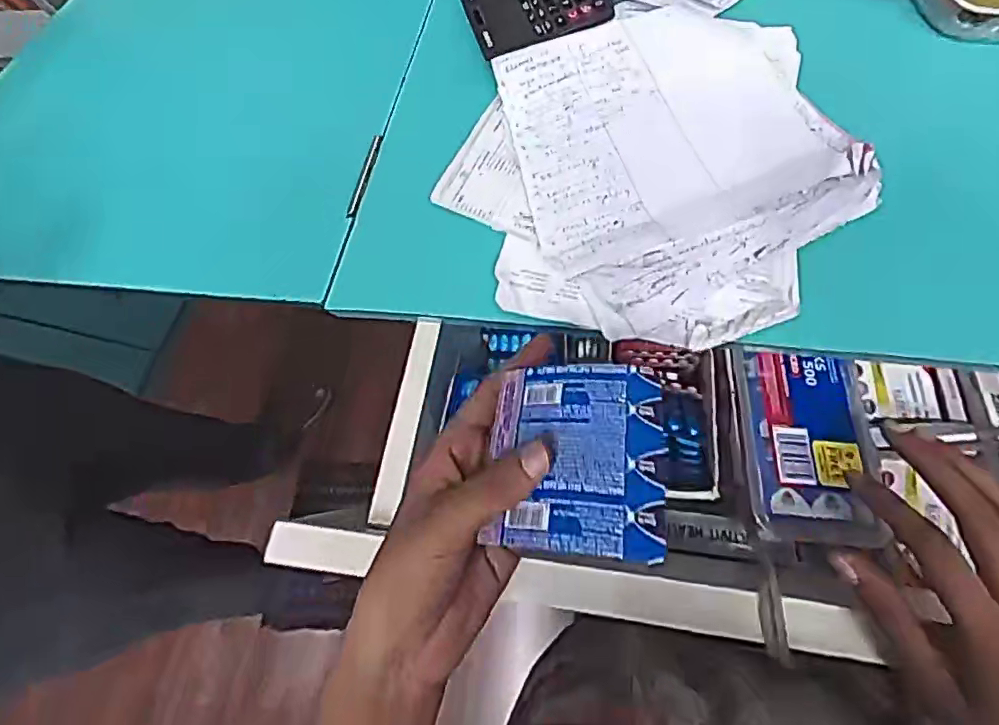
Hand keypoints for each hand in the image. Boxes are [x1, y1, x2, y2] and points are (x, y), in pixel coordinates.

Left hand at [319, 336, 554, 724]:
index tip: (544, 352)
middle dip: (551, 414)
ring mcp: (497, 505)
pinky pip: (547, 510)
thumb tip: (538, 452)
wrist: (407, 645)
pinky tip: (587, 495)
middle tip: (587, 398)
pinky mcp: (515, 537)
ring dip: (563, 459)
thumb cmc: (401, 575)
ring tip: (597, 441)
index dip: (516, 373)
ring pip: (537, 470)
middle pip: (520, 431)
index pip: (488, 401)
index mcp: (451, 455)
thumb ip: (495, 485)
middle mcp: (477, 473)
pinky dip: (568, 503)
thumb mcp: (445, 519)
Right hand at [830, 426, 998, 724]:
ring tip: (934, 442)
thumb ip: (889, 617)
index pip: (936, 549)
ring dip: (970, 470)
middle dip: (938, 466)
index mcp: (993, 632)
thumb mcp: (931, 686)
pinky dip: (995, 493)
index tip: (862, 481)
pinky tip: (972, 479)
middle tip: (901, 435)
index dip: (892, 508)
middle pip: (983, 516)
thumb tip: (846, 563)